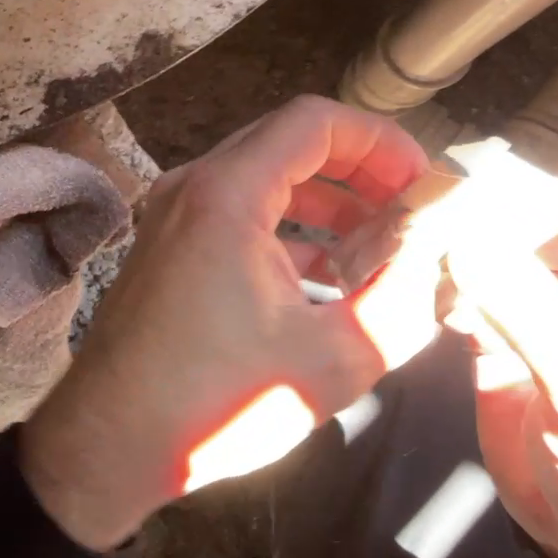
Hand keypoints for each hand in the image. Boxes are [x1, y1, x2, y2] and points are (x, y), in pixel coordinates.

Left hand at [18, 96, 441, 550]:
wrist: (112, 435)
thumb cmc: (218, 398)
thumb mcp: (334, 358)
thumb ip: (405, 296)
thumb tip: (446, 256)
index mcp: (226, 193)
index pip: (314, 121)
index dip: (380, 141)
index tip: (423, 185)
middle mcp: (192, 186)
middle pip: (287, 142)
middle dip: (359, 172)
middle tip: (411, 216)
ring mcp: (172, 212)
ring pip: (263, 179)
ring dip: (325, 203)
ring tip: (381, 251)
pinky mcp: (167, 243)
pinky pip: (236, 212)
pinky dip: (287, 229)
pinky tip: (328, 278)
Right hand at [419, 148, 557, 557]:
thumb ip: (530, 315)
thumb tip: (459, 240)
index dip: (535, 200)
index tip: (466, 212)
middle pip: (544, 220)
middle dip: (484, 217)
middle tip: (422, 224)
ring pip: (503, 247)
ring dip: (457, 245)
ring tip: (410, 249)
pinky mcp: (514, 330)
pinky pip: (475, 284)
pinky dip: (443, 280)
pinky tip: (419, 289)